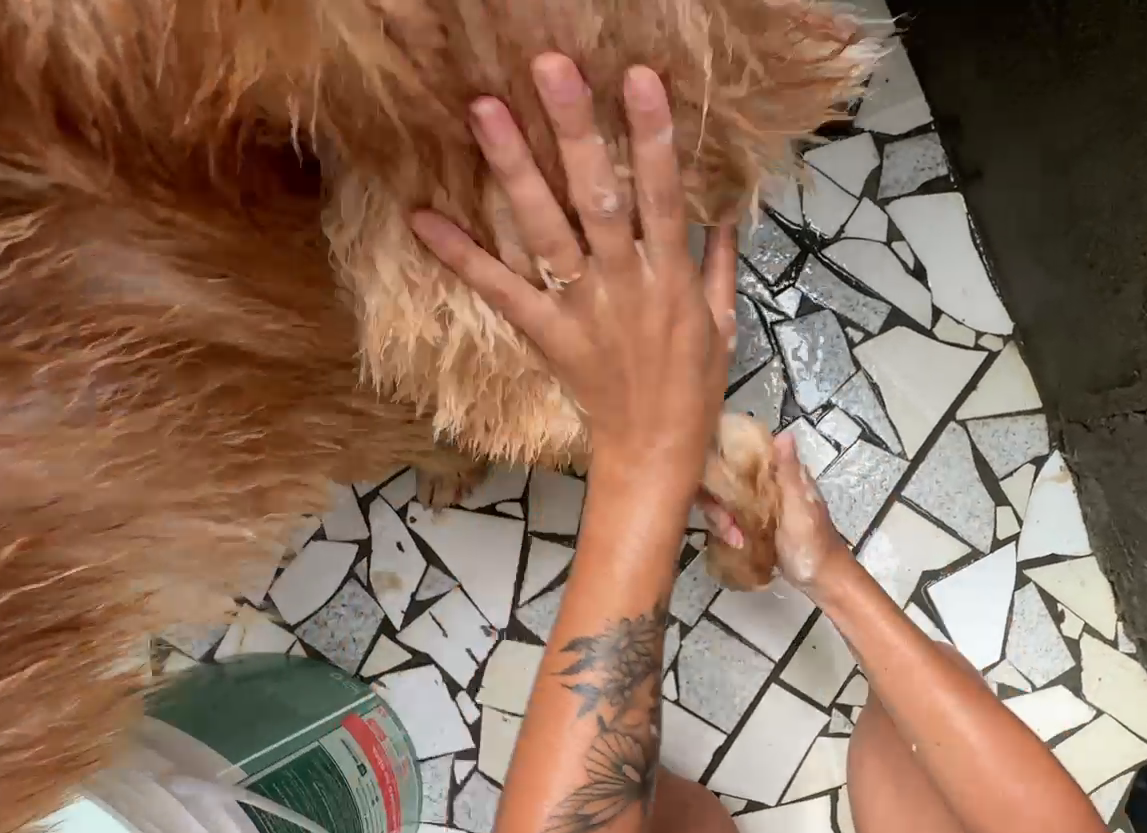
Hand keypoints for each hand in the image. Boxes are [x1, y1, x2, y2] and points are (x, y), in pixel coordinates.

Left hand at [410, 54, 737, 495]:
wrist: (656, 449)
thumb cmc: (693, 388)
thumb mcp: (722, 327)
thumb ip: (719, 267)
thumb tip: (724, 212)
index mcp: (671, 282)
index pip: (663, 201)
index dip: (653, 140)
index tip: (639, 80)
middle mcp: (625, 287)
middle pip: (599, 202)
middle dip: (577, 134)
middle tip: (549, 69)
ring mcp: (583, 310)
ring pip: (547, 234)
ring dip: (516, 173)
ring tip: (486, 111)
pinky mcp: (548, 335)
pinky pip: (503, 293)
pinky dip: (463, 258)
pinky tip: (421, 217)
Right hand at [705, 432, 851, 591]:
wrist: (821, 578)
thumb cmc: (813, 542)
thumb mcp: (800, 506)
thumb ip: (789, 472)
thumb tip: (784, 432)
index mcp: (782, 476)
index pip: (745, 458)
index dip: (725, 465)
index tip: (716, 482)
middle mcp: (769, 486)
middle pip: (729, 481)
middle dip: (720, 503)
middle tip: (729, 527)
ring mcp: (761, 507)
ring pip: (726, 502)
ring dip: (724, 521)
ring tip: (736, 540)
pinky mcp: (755, 526)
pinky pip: (731, 520)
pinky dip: (728, 531)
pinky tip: (737, 544)